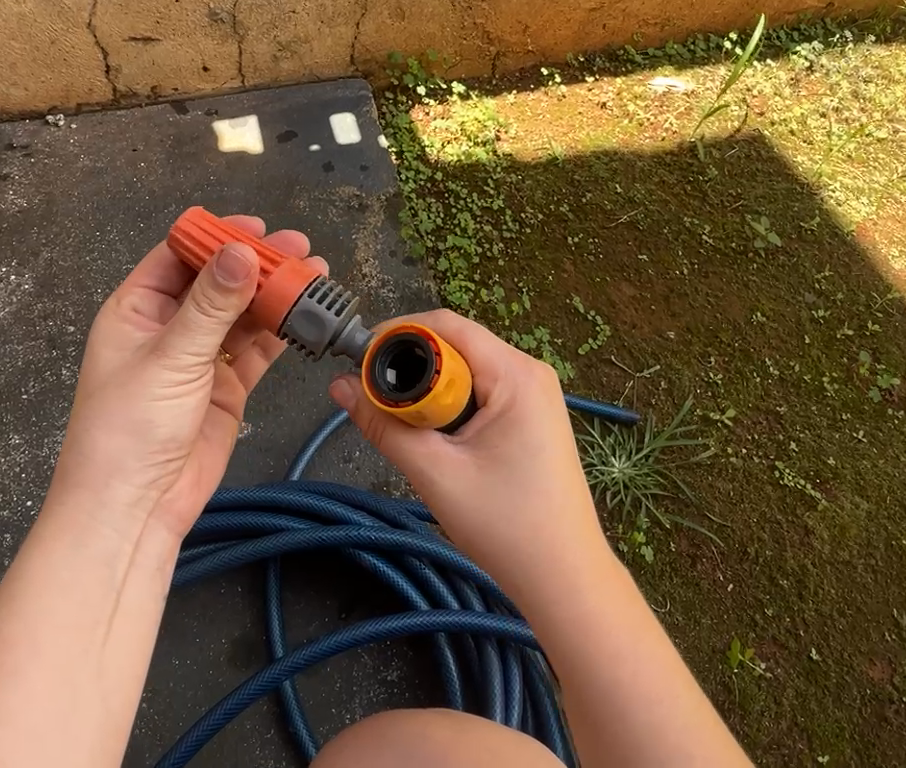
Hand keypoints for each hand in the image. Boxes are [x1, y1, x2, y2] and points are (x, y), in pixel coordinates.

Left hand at [49, 217, 324, 542]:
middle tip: (299, 248)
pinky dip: (280, 332)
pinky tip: (304, 314)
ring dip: (275, 295)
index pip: (179, 258)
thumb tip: (242, 252)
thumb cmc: (130, 428)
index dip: (216, 238)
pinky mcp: (226, 384)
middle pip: (219, 282)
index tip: (257, 228)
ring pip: (243, 313)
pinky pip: (257, 348)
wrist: (137, 506)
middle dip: (257, 264)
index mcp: (138, 309)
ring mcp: (200, 356)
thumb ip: (211, 304)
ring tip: (314, 275)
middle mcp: (170, 327)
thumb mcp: (171, 358)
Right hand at [326, 310, 609, 608]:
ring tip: (403, 422)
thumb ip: (383, 425)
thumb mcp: (434, 473)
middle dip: (413, 366)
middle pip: (457, 344)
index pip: (447, 326)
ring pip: (466, 369)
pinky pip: (482, 391)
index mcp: (516, 374)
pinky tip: (436, 435)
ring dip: (431, 390)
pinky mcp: (532, 416)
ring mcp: (536, 394)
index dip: (398, 335)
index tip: (360, 361)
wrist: (565, 578)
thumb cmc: (506, 527)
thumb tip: (340, 387)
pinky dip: (452, 405)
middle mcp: (530, 372)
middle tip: (376, 400)